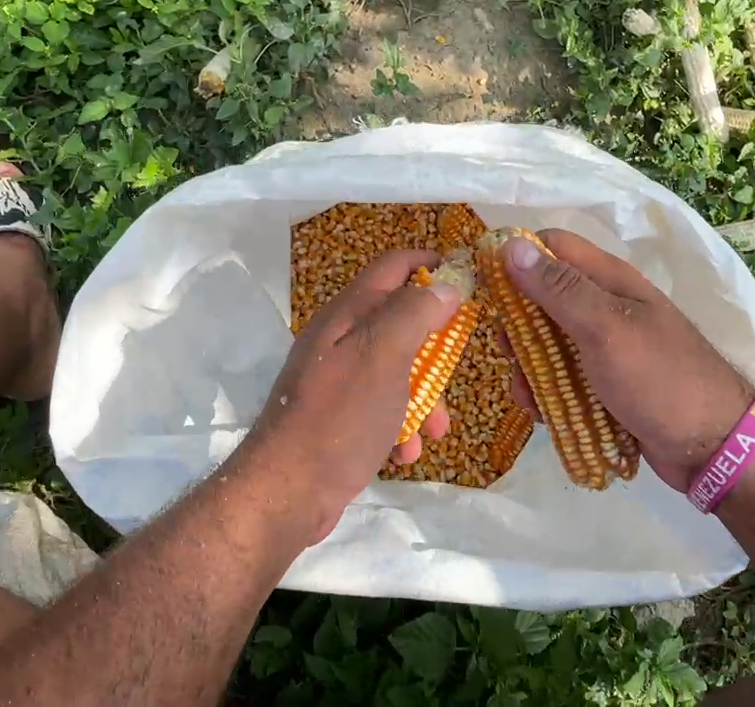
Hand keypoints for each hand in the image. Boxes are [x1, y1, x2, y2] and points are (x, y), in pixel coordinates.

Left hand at [239, 249, 460, 541]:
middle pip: (400, 321)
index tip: (466, 278)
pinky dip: (401, 425)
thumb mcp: (383, 355)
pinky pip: (382, 407)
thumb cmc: (340, 416)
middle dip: (434, 348)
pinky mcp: (339, 415)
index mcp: (347, 313)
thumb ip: (414, 314)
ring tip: (433, 429)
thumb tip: (444, 286)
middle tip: (454, 369)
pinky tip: (406, 452)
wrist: (288, 492)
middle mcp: (341, 338)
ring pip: (397, 369)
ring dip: (423, 396)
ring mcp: (338, 378)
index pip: (393, 266)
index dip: (429, 263)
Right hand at [500, 229, 753, 491]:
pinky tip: (541, 413)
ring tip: (525, 393)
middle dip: (516, 322)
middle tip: (505, 349)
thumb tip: (510, 245)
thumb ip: (558, 288)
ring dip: (527, 364)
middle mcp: (605, 305)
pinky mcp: (603, 382)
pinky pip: (560, 376)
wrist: (714, 450)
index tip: (483, 282)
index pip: (552, 246)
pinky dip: (545, 390)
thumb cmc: (661, 379)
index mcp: (610, 280)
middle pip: (542, 295)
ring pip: (546, 341)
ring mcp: (604, 346)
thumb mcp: (605, 329)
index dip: (516, 255)